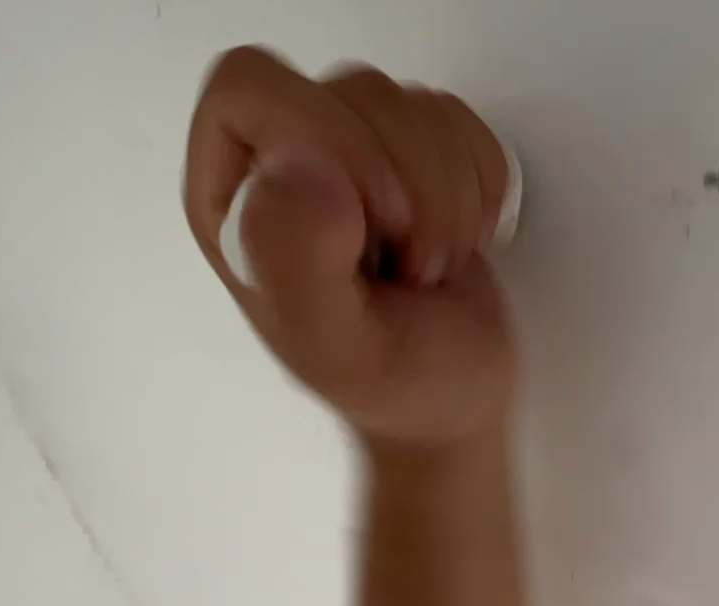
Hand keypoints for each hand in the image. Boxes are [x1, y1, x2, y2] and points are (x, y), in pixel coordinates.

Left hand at [183, 47, 516, 447]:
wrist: (456, 403)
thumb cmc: (397, 388)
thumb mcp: (334, 349)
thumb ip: (293, 260)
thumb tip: (302, 162)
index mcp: (238, 200)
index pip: (258, 89)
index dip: (331, 140)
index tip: (380, 221)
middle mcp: (291, 166)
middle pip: (354, 93)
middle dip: (412, 186)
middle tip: (412, 264)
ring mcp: (363, 158)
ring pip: (415, 107)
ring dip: (450, 196)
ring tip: (432, 264)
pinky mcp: (424, 163)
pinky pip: (460, 123)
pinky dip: (480, 186)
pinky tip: (461, 241)